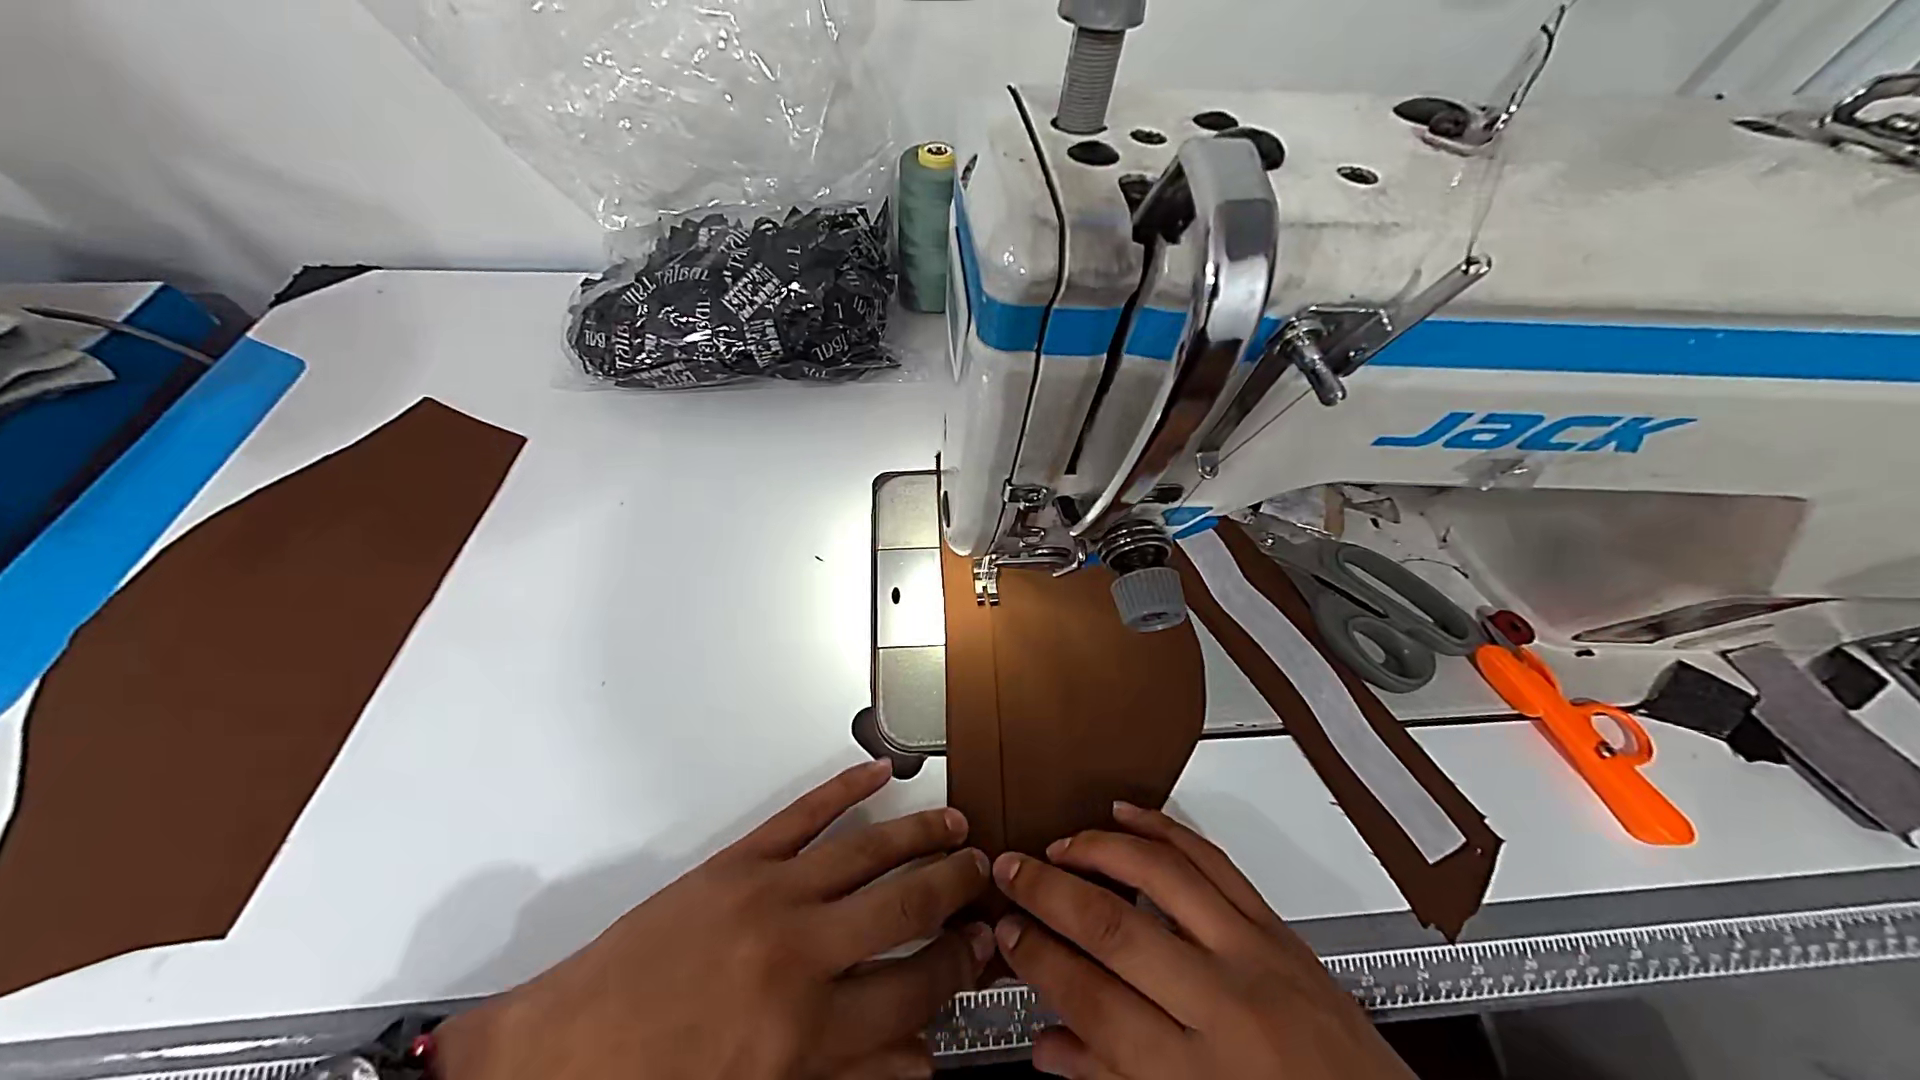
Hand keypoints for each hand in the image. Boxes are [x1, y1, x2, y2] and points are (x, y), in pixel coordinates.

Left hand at [435, 761, 993, 1079]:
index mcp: (805, 1034)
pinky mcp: (737, 862)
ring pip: (869, 853)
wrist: (560, 1061)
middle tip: (984, 875)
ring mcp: (769, 898)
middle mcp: (798, 957)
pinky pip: (806, 815)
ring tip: (956, 827)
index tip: (979, 946)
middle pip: (907, 909)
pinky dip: (847, 789)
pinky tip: (878, 774)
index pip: (914, 990)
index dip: (957, 966)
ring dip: (921, 836)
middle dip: (957, 889)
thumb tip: (919, 1064)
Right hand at [991, 802, 1412, 1079]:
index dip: (1038, 958)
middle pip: (1115, 927)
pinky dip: (1166, 828)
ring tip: (1059, 843)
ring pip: (1163, 876)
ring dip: (1100, 849)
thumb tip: (1050, 1046)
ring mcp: (1256, 956)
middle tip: (1012, 870)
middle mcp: (1226, 1007)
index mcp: (1197, 1076)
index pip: (1092, 1000)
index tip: (1007, 932)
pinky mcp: (1279, 929)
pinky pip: (1215, 861)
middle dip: (1049, 892)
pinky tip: (1130, 814)